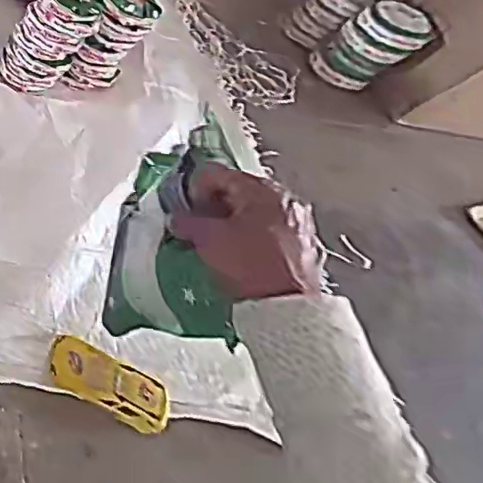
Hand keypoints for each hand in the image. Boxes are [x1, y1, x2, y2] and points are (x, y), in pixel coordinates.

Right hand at [169, 165, 324, 301]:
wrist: (288, 310)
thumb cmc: (248, 266)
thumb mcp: (207, 240)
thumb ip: (187, 222)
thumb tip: (177, 219)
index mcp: (262, 189)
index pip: (216, 173)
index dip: (193, 189)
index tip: (186, 210)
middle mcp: (285, 199)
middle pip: (238, 190)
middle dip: (213, 205)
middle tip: (198, 225)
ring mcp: (299, 223)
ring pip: (254, 211)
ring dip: (232, 221)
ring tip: (217, 243)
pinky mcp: (305, 247)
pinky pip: (269, 231)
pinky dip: (251, 237)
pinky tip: (240, 256)